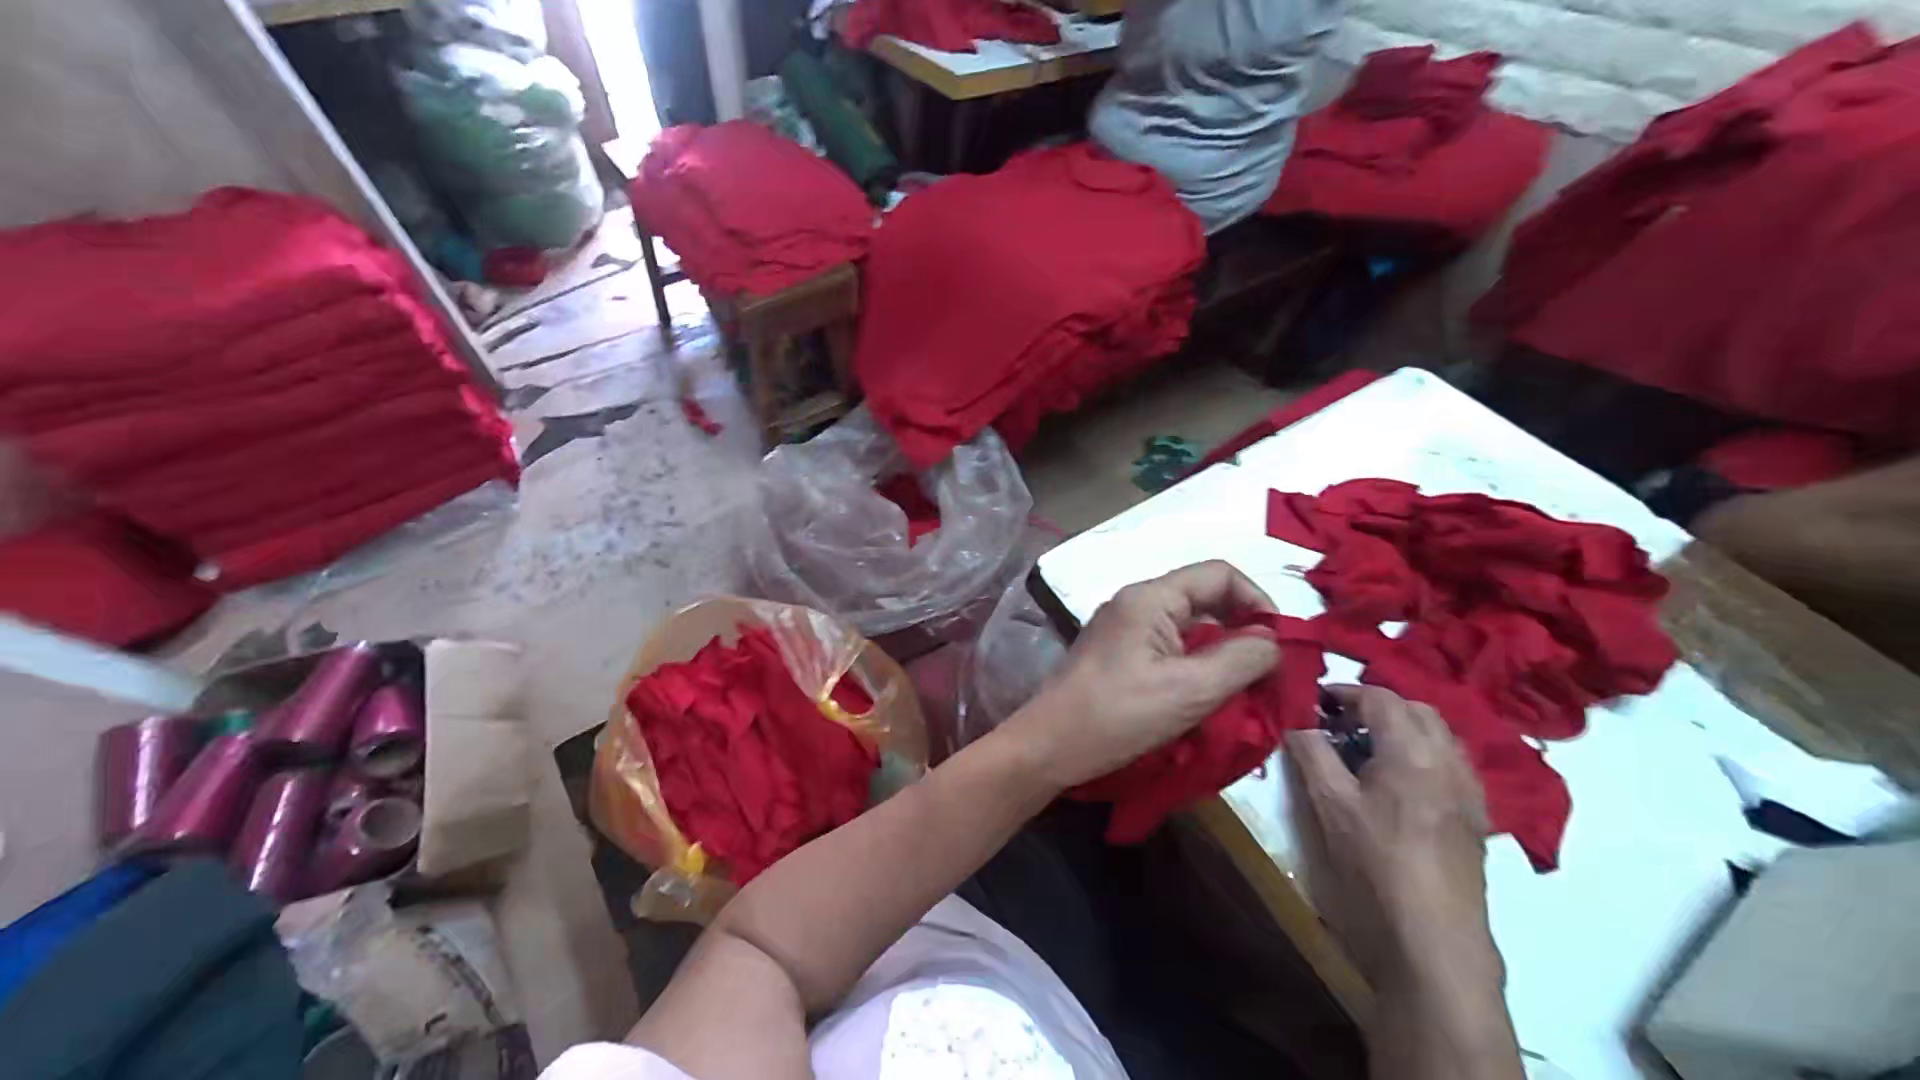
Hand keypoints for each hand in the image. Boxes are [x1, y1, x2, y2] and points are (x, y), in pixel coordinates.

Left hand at [1002, 561, 1280, 789]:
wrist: (1048, 745)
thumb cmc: (1118, 715)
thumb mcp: (1190, 690)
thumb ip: (1241, 658)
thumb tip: (1272, 639)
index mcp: (1150, 598)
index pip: (1219, 574)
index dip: (1257, 601)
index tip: (1279, 645)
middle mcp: (1136, 603)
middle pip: (1205, 599)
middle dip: (1243, 632)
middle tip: (1269, 674)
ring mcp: (1124, 629)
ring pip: (1190, 627)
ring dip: (1222, 654)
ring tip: (1245, 691)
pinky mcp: (1119, 655)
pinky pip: (1169, 648)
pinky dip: (1196, 666)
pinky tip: (1209, 698)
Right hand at [1285, 686, 1497, 987]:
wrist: (1433, 937)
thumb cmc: (1375, 864)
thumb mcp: (1330, 804)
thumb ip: (1311, 752)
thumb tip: (1295, 718)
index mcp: (1413, 751)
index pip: (1380, 696)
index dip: (1344, 692)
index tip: (1314, 701)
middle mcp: (1449, 759)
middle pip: (1415, 708)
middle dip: (1375, 706)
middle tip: (1337, 723)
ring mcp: (1470, 788)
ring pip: (1437, 734)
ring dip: (1401, 728)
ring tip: (1364, 750)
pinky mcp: (1475, 815)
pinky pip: (1449, 762)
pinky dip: (1420, 753)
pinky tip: (1395, 782)